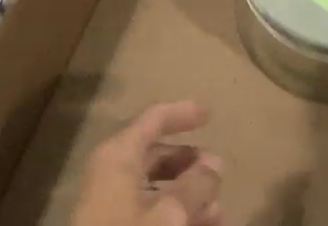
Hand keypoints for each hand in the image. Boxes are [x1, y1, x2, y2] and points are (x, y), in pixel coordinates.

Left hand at [70, 101, 222, 225]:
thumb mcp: (170, 213)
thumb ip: (196, 184)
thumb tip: (214, 161)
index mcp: (119, 155)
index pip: (153, 118)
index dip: (183, 113)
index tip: (211, 115)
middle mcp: (111, 174)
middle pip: (155, 155)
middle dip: (189, 164)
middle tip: (218, 173)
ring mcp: (109, 206)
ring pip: (154, 190)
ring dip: (188, 197)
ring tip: (218, 213)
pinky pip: (148, 214)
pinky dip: (175, 217)